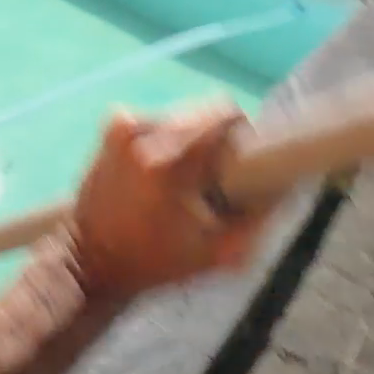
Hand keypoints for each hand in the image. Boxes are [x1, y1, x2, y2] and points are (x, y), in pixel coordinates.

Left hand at [65, 104, 266, 301]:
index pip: (225, 113)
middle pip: (206, 111)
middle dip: (219, 139)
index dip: (244, 134)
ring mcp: (124, 123)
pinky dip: (169, 140)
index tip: (244, 163)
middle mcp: (143, 130)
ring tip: (186, 180)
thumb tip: (287, 187)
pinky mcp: (112, 125)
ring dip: (194, 140)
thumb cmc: (152, 263)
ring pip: (184, 114)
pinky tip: (160, 174)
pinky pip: (160, 120)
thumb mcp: (214, 255)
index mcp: (168, 159)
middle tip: (217, 178)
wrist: (86, 260)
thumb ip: (256, 221)